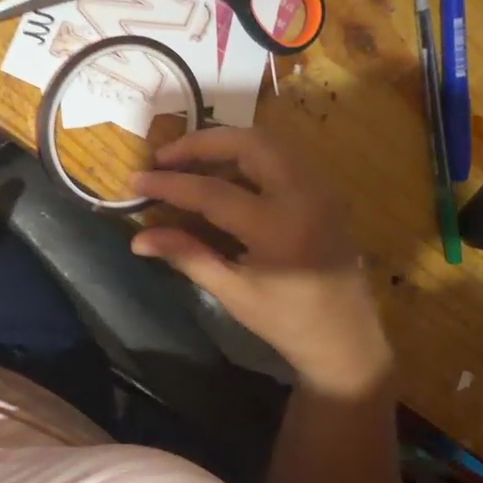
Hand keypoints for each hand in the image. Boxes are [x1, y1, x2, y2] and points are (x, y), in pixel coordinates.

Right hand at [130, 127, 390, 397]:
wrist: (346, 339)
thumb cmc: (286, 321)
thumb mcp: (232, 292)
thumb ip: (187, 255)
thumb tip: (138, 238)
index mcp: (280, 227)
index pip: (213, 191)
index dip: (170, 184)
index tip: (136, 179)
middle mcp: (306, 196)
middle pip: (249, 144)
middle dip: (202, 143)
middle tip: (164, 157)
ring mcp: (322, 189)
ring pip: (269, 143)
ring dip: (226, 145)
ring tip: (188, 162)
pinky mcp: (326, 192)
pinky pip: (283, 158)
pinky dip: (248, 157)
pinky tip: (222, 175)